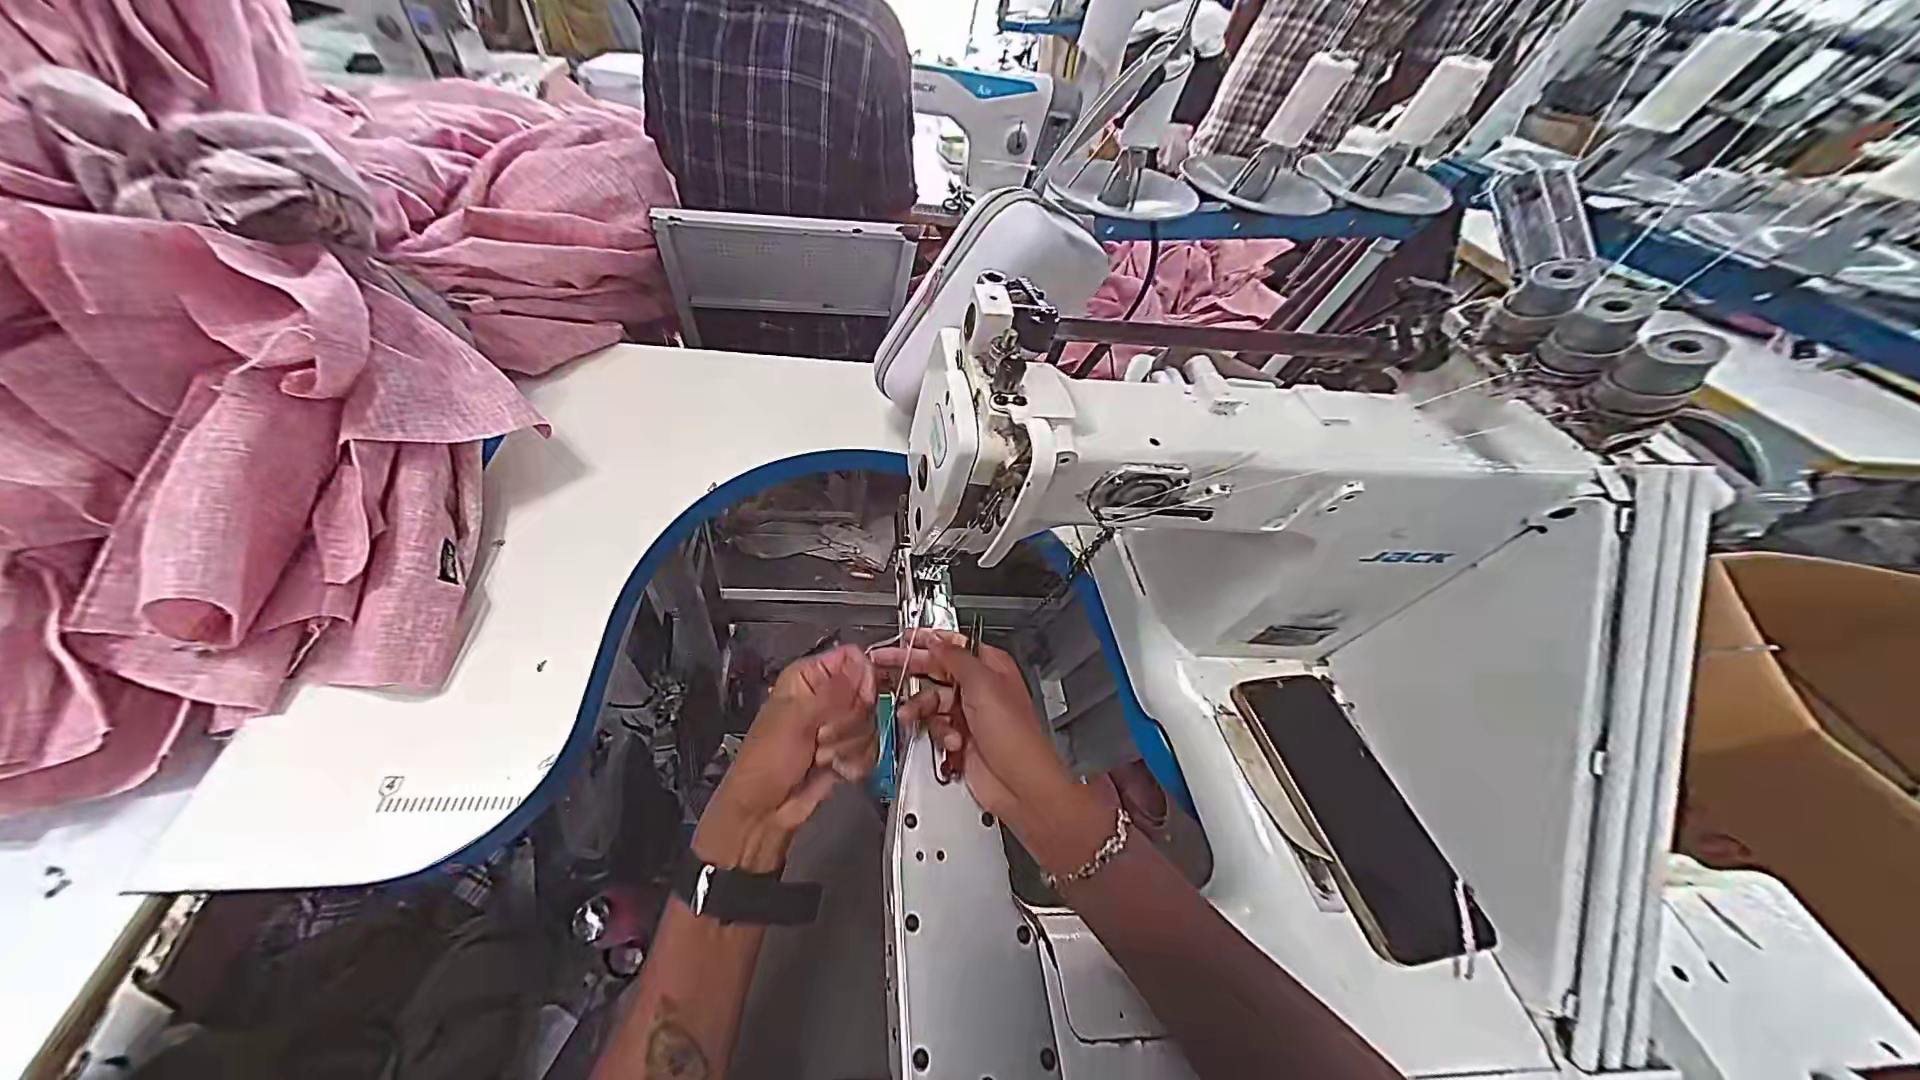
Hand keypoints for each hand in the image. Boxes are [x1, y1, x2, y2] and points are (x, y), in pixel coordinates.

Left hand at [693, 645, 877, 873]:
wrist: (763, 813)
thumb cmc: (765, 763)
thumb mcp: (795, 719)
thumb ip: (833, 691)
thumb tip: (862, 665)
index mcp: (807, 678)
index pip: (852, 659)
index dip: (862, 678)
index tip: (857, 699)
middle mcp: (826, 697)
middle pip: (867, 694)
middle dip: (849, 722)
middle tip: (821, 735)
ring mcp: (839, 725)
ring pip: (872, 724)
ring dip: (848, 746)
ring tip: (819, 756)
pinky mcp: (849, 750)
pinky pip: (872, 748)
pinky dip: (854, 763)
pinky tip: (831, 768)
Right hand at [873, 631, 1111, 877]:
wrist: (1020, 784)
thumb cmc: (1014, 734)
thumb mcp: (981, 684)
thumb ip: (954, 657)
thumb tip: (935, 639)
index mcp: (990, 667)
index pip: (953, 645)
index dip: (928, 641)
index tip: (905, 637)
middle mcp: (980, 687)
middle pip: (937, 670)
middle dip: (912, 669)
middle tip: (885, 663)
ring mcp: (969, 713)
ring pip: (931, 701)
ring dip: (923, 708)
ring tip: (913, 715)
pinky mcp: (961, 737)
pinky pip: (936, 726)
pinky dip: (940, 733)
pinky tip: (952, 742)